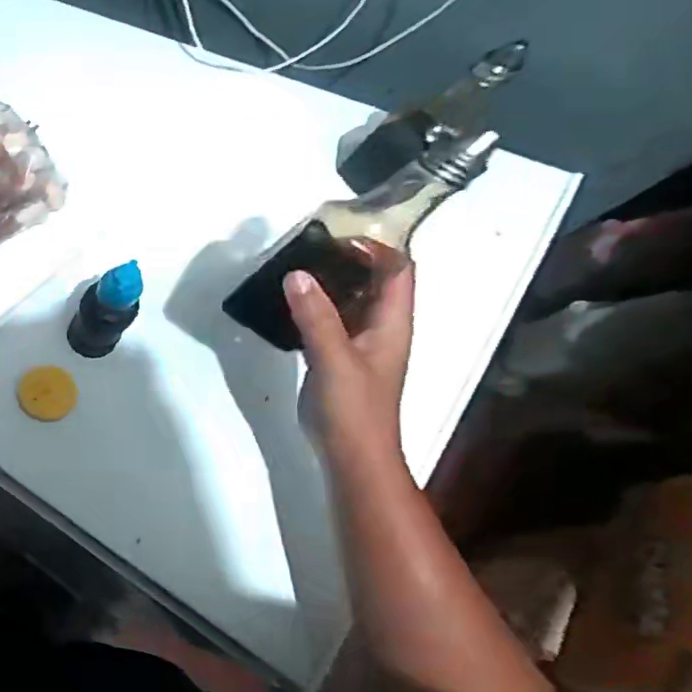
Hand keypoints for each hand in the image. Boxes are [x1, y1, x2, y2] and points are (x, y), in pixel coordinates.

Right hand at [283, 265, 413, 466]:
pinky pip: (334, 322)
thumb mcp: (332, 358)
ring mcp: (362, 346)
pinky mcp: (341, 360)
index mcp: (392, 324)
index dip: (376, 249)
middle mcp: (383, 329)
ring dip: (332, 284)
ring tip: (296, 273)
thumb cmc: (353, 406)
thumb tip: (298, 273)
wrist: (354, 452)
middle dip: (350, 261)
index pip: (398, 272)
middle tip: (308, 250)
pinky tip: (292, 309)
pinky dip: (318, 308)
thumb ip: (316, 317)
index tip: (335, 238)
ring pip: (354, 302)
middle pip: (378, 283)